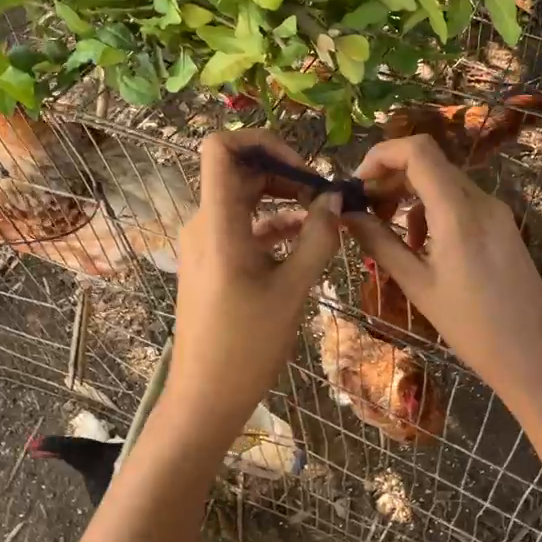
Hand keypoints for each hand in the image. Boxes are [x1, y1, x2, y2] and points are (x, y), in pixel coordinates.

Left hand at [169, 130, 341, 431]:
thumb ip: (317, 238)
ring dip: (283, 200)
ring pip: (243, 199)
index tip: (302, 168)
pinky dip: (273, 225)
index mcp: (218, 223)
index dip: (261, 142)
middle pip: (239, 171)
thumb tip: (337, 199)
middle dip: (284, 173)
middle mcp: (204, 223)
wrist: (204, 399)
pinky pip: (242, 227)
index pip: (220, 147)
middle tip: (326, 196)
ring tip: (325, 218)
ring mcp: (204, 243)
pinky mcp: (211, 263)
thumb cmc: (246, 346)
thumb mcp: (293, 290)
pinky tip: (306, 242)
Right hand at [347, 135, 541, 399]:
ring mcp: (496, 210)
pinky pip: (460, 199)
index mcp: (457, 212)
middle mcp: (480, 200)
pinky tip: (421, 244)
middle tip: (364, 209)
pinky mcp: (502, 223)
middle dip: (391, 177)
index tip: (357, 185)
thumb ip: (378, 242)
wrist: (531, 354)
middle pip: (429, 162)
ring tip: (389, 231)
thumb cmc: (470, 327)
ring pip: (443, 180)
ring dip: (410, 194)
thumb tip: (346, 214)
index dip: (381, 156)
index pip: (417, 151)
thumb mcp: (416, 284)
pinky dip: (433, 208)